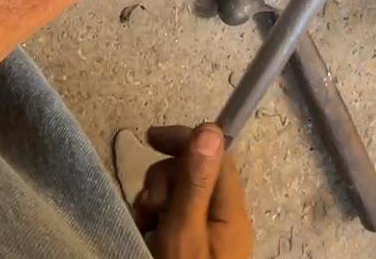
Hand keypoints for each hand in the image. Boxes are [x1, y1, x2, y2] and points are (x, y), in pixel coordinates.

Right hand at [132, 124, 251, 258]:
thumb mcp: (186, 229)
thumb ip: (196, 181)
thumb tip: (210, 128)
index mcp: (231, 207)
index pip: (214, 152)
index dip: (184, 139)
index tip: (151, 139)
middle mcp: (226, 215)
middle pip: (194, 171)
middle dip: (163, 177)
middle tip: (149, 203)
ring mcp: (212, 232)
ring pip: (181, 194)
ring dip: (156, 199)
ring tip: (144, 223)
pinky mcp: (197, 246)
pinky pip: (176, 217)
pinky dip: (157, 218)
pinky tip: (145, 230)